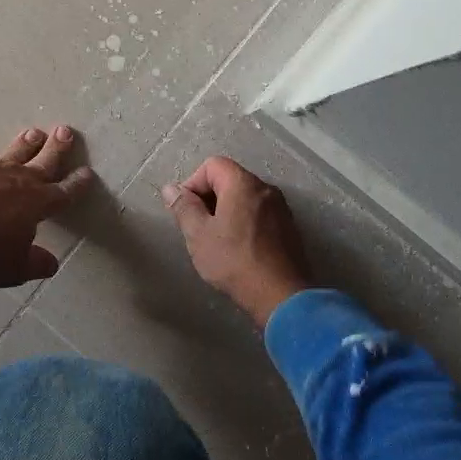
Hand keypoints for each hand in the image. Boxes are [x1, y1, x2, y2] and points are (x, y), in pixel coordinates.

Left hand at [0, 125, 96, 296]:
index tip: (87, 173)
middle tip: (65, 131)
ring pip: (13, 152)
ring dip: (25, 144)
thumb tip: (52, 263)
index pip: (64, 192)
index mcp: (36, 203)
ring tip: (33, 133)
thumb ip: (34, 263)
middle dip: (57, 148)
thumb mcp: (13, 267)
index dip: (77, 184)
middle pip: (44, 160)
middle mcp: (17, 179)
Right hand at [161, 157, 311, 327]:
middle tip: (198, 228)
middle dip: (209, 198)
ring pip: (245, 198)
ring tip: (217, 241)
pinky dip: (244, 223)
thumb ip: (184, 207)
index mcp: (243, 184)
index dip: (193, 183)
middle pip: (230, 179)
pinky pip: (259, 214)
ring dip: (226, 212)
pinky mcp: (289, 228)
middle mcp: (266, 188)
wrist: (280, 295)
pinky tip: (238, 249)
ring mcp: (281, 208)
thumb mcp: (199, 235)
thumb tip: (171, 188)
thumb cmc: (234, 261)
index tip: (186, 210)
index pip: (212, 165)